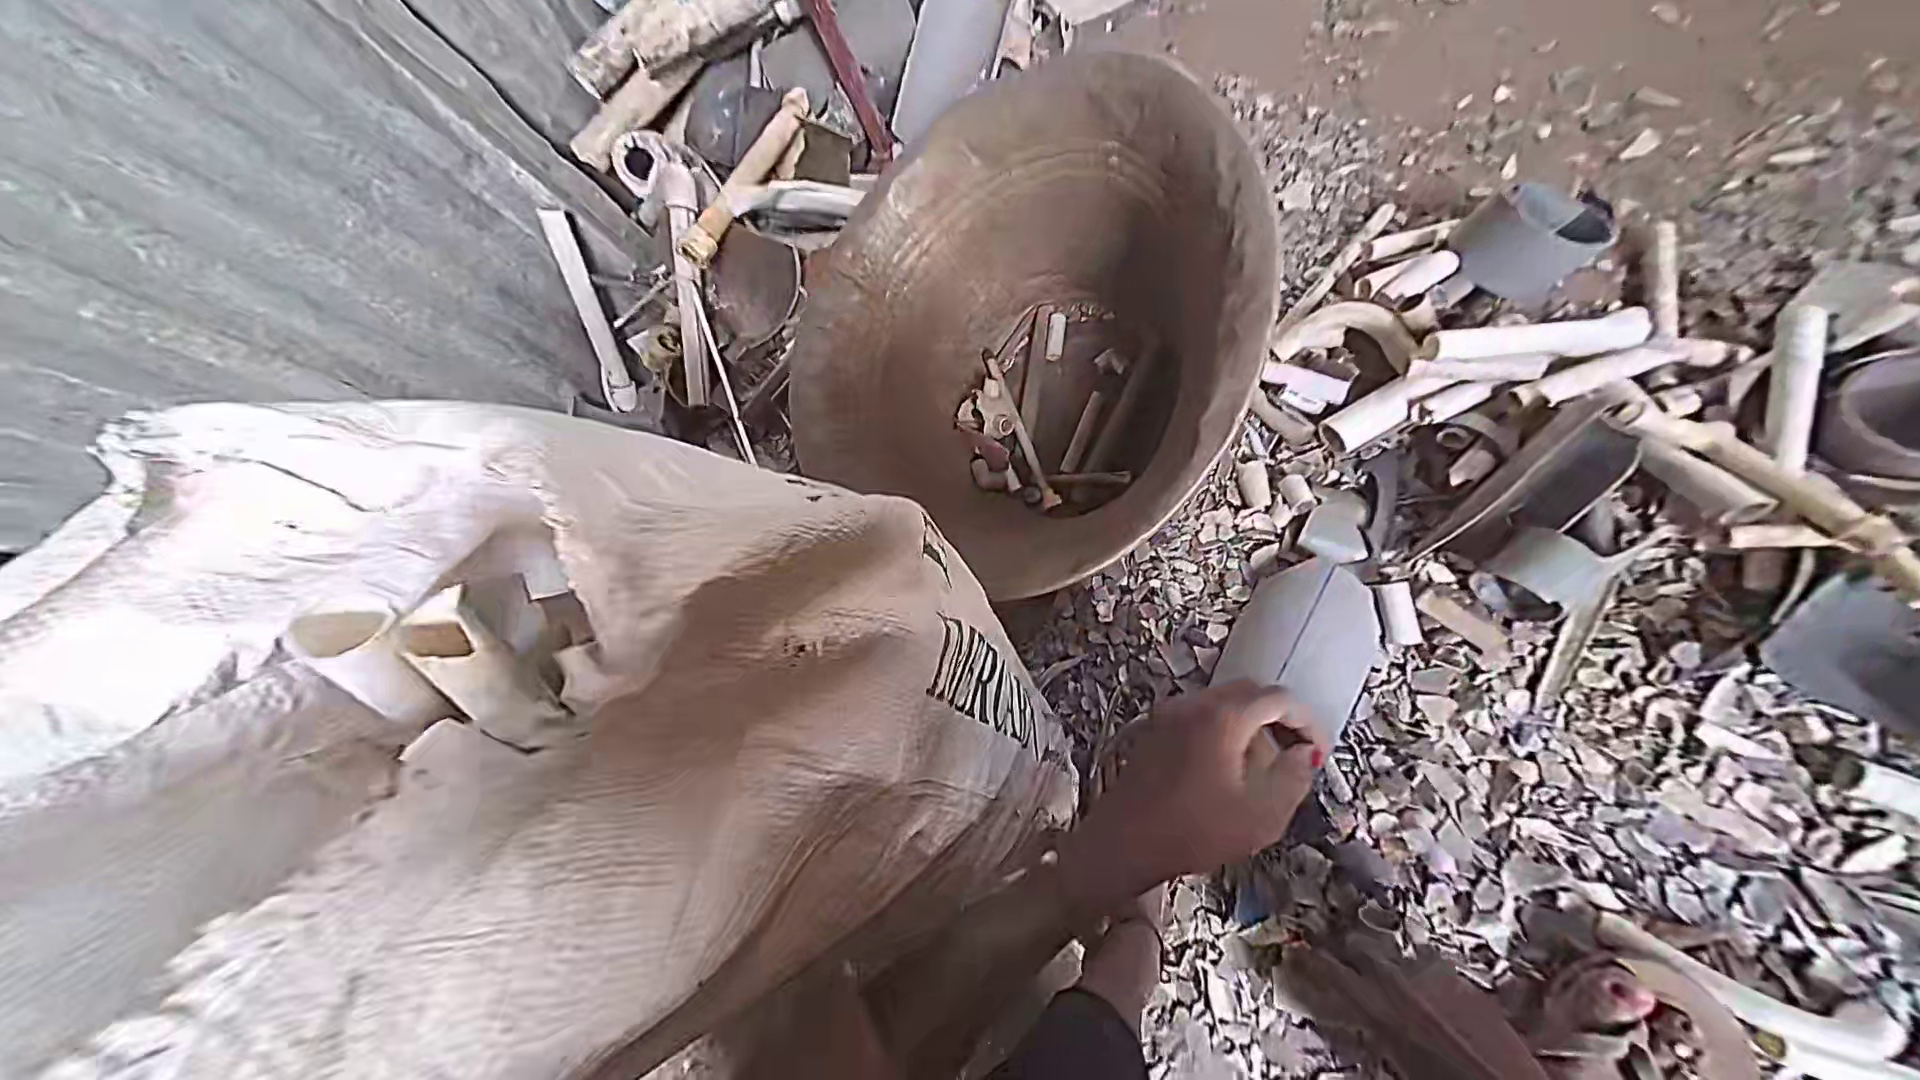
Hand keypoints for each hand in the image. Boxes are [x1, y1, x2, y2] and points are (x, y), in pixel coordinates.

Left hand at [1056, 681, 1323, 911]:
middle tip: (1296, 755)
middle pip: (1248, 692)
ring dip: (1250, 724)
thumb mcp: (1261, 814)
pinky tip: (1227, 768)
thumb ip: (1293, 777)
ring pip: (1222, 702)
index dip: (1307, 721)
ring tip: (1262, 768)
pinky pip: (1199, 714)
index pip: (1277, 697)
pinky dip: (1223, 728)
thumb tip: (1305, 753)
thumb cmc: (1195, 829)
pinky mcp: (1155, 727)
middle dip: (1278, 718)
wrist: (1125, 838)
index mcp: (1222, 717)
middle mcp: (1193, 703)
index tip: (1318, 751)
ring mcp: (1169, 712)